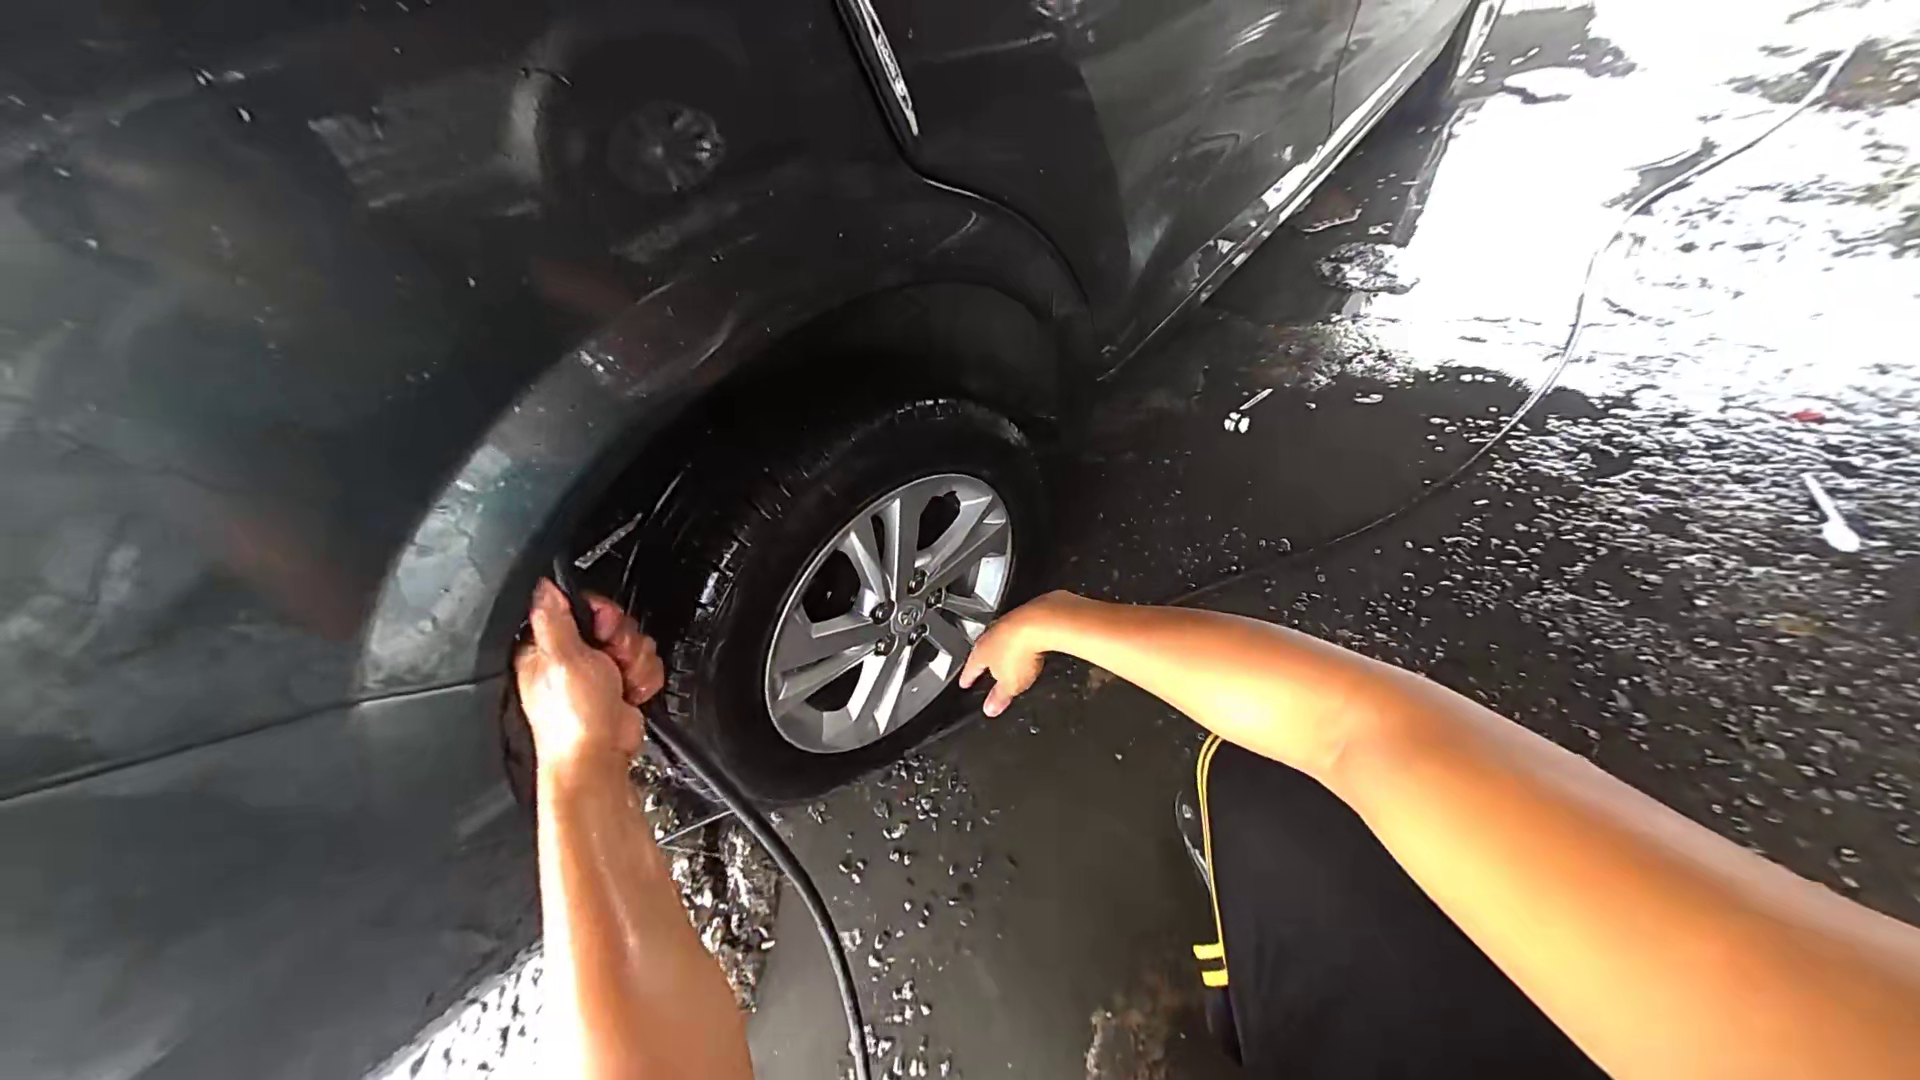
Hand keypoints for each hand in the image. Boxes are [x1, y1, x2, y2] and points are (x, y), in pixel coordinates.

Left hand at [514, 579, 664, 772]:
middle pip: (618, 624)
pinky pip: (647, 665)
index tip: (604, 632)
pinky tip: (629, 693)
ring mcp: (600, 671)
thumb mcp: (562, 659)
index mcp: (550, 646)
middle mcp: (574, 656)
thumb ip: (555, 619)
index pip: (586, 607)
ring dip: (637, 665)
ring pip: (637, 644)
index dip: (604, 616)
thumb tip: (543, 588)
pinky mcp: (622, 685)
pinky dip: (644, 680)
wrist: (598, 756)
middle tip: (612, 663)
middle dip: (624, 643)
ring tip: (620, 684)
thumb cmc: (573, 718)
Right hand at [959, 590, 1080, 715]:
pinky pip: (1021, 629)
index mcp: (980, 652)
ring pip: (1002, 637)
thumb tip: (991, 708)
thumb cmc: (1020, 651)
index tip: (965, 682)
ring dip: (1004, 647)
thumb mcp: (1010, 685)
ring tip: (1010, 657)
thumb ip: (999, 697)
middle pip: (984, 650)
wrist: (1041, 622)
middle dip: (986, 660)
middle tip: (987, 669)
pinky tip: (1029, 644)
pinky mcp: (1027, 615)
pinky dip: (1022, 638)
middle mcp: (990, 635)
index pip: (970, 669)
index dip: (967, 678)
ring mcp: (1008, 622)